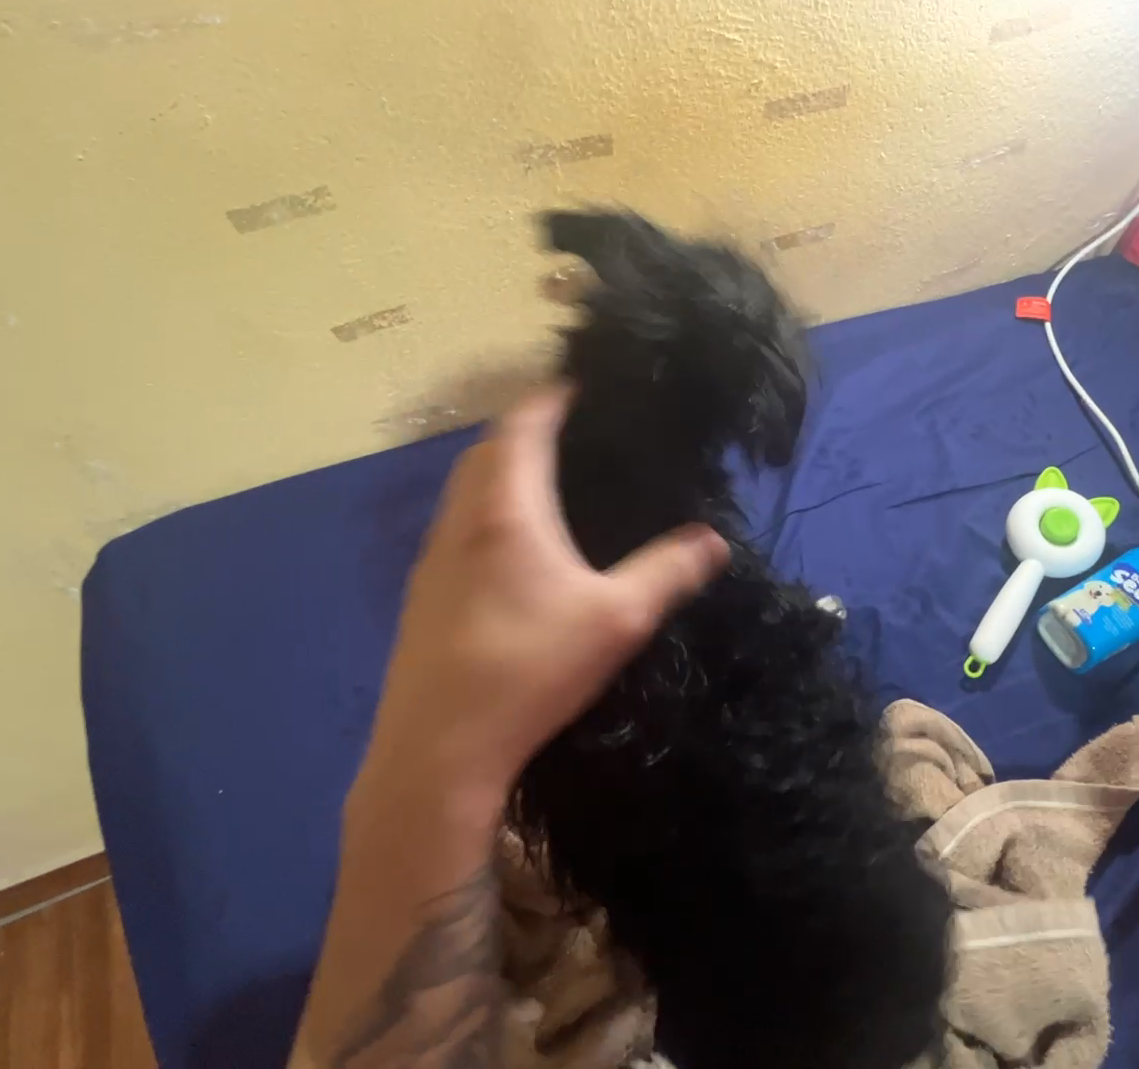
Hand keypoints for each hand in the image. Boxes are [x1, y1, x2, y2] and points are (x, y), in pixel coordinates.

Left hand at [358, 383, 728, 811]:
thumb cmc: (530, 671)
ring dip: (500, 471)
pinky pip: (456, 527)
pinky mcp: (422, 596)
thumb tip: (715, 541)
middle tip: (574, 434)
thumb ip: (670, 572)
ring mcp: (432, 560)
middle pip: (486, 450)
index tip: (583, 389)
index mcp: (506, 511)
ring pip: (464, 490)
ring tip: (549, 483)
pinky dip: (485, 511)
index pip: (520, 425)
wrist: (439, 750)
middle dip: (525, 429)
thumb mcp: (617, 620)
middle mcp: (460, 522)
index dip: (551, 397)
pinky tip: (514, 552)